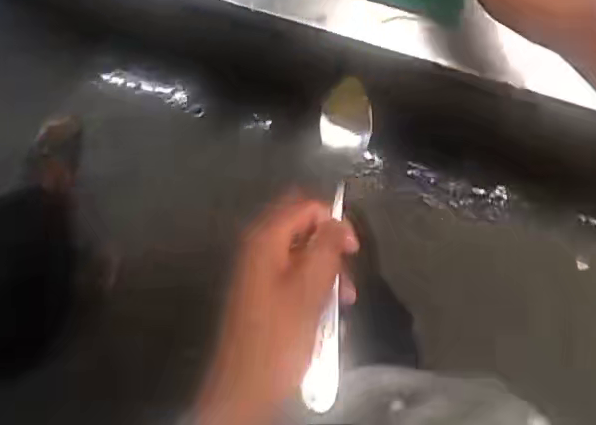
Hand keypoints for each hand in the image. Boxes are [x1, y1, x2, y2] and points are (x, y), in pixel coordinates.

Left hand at [195, 195, 358, 424]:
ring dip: (325, 270)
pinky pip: (292, 274)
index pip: (307, 205)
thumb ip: (328, 246)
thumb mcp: (310, 288)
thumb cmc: (278, 336)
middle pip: (303, 227)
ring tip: (343, 300)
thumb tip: (339, 221)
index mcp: (266, 238)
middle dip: (329, 246)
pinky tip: (325, 313)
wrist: (242, 391)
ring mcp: (257, 270)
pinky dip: (312, 286)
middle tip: (347, 273)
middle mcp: (258, 246)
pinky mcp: (260, 293)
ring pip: (300, 253)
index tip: (353, 249)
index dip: (334, 220)